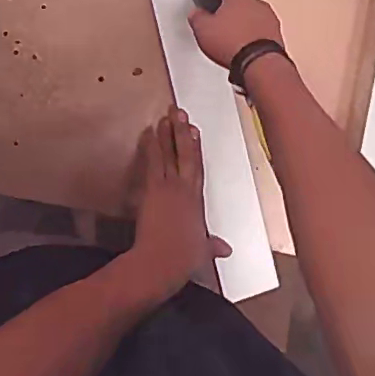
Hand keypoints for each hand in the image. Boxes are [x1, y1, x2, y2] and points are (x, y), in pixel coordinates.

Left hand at [117, 110, 229, 302]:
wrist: (161, 262)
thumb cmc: (182, 258)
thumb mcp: (201, 250)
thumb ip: (211, 245)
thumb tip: (225, 249)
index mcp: (197, 202)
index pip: (198, 169)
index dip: (197, 149)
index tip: (195, 132)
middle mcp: (185, 190)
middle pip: (186, 155)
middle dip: (183, 133)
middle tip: (181, 113)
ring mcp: (168, 188)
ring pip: (169, 154)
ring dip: (168, 134)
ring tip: (166, 115)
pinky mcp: (152, 190)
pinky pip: (153, 162)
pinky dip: (151, 146)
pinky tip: (149, 132)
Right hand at [188, 0, 282, 68]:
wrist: (259, 62)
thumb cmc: (233, 42)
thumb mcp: (203, 29)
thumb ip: (198, 17)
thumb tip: (196, 14)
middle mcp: (254, 2)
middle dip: (231, 6)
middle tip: (220, 17)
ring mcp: (267, 16)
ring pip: (252, 13)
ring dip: (244, 21)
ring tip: (232, 37)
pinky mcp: (276, 32)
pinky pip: (261, 28)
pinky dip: (254, 33)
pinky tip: (245, 45)